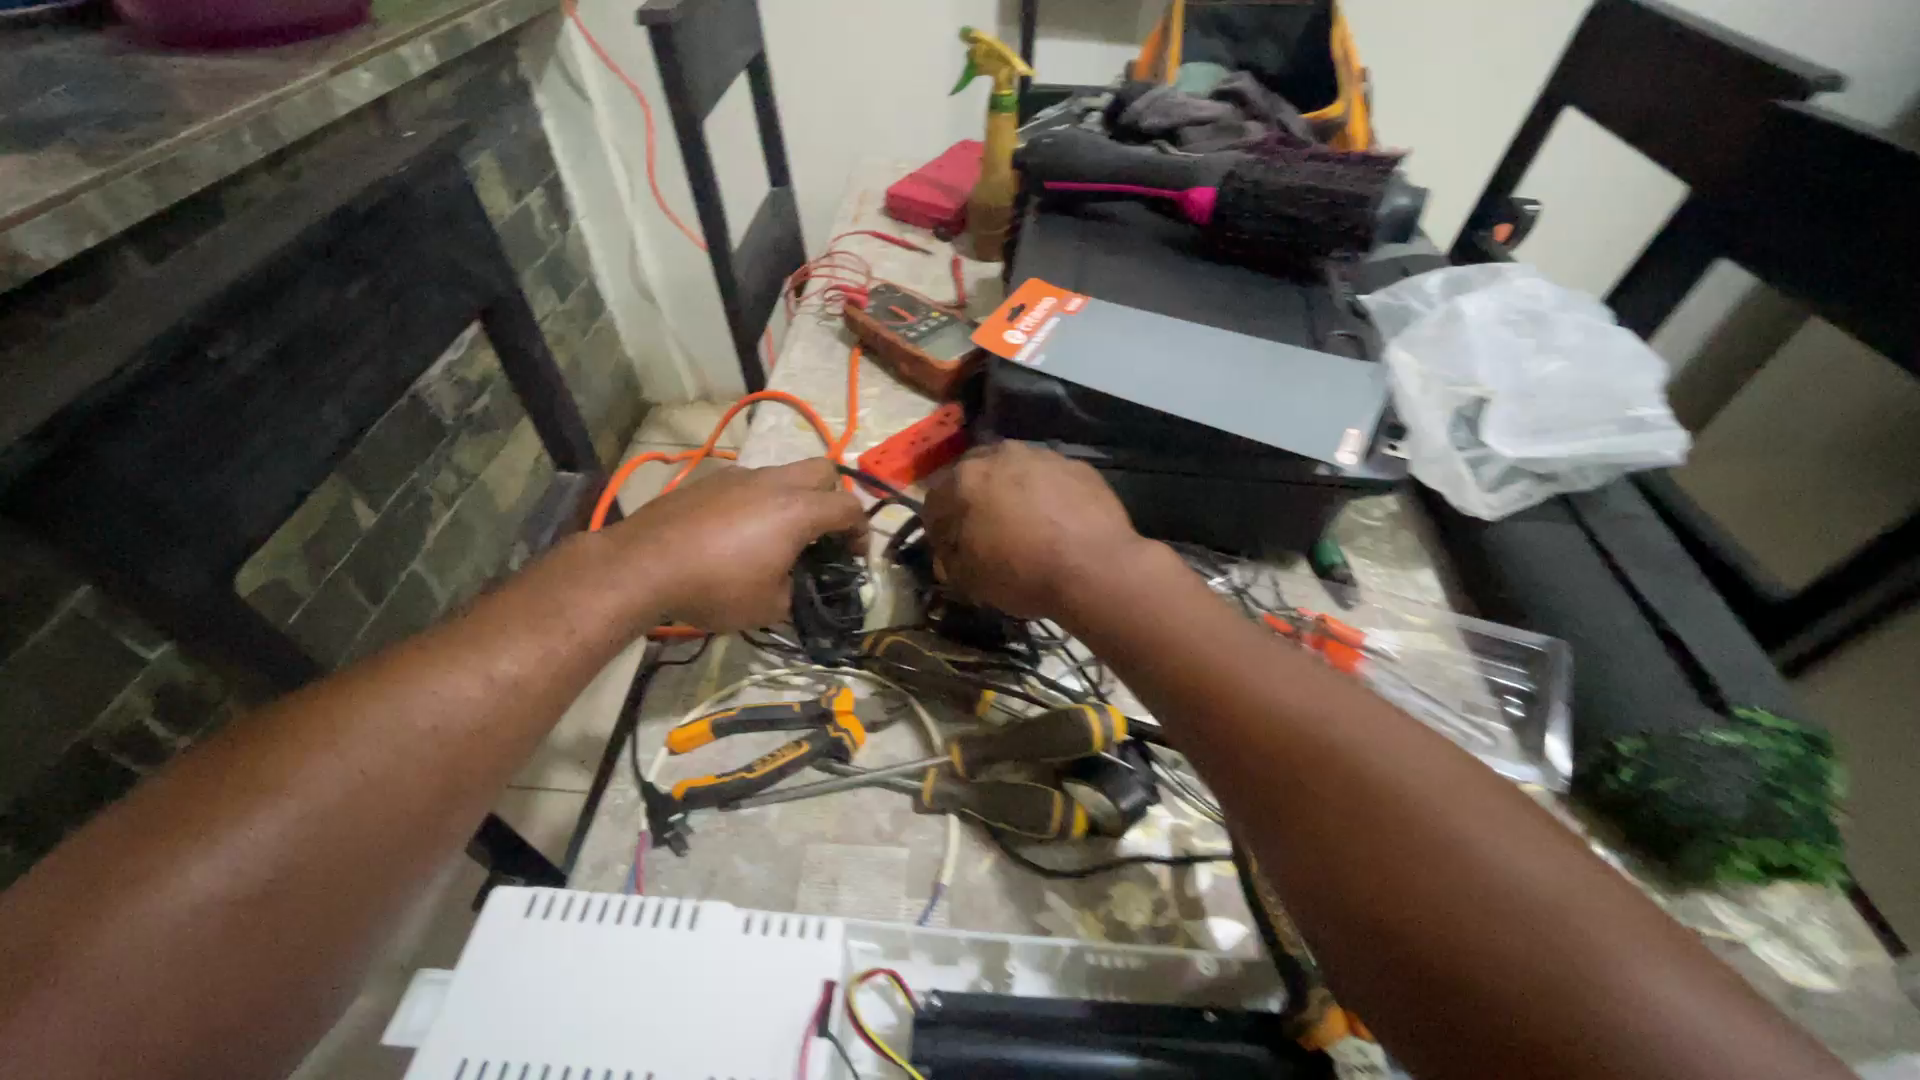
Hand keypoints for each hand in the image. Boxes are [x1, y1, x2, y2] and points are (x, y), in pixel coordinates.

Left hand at [607, 458, 863, 631]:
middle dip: (833, 498)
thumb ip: (797, 592)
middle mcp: (773, 482)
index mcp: (798, 510)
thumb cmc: (716, 587)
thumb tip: (797, 586)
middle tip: (823, 533)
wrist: (643, 565)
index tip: (854, 557)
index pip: (849, 507)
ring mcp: (738, 476)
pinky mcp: (708, 481)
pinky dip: (757, 502)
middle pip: (822, 470)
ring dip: (792, 498)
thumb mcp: (769, 607)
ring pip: (782, 474)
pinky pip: (748, 483)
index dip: (861, 531)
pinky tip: (736, 535)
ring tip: (776, 537)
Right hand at [923, 441, 1154, 619]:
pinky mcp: (1076, 465)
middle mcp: (999, 455)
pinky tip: (1058, 521)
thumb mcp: (970, 579)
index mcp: (963, 480)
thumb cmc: (1022, 573)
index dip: (940, 528)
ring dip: (1012, 490)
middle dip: (976, 499)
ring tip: (1026, 523)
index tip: (952, 549)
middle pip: (975, 474)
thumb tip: (947, 555)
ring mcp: (1041, 455)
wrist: (1095, 567)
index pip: (935, 501)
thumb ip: (949, 560)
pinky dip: (1047, 494)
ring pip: (1015, 470)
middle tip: (988, 531)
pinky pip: (1050, 478)